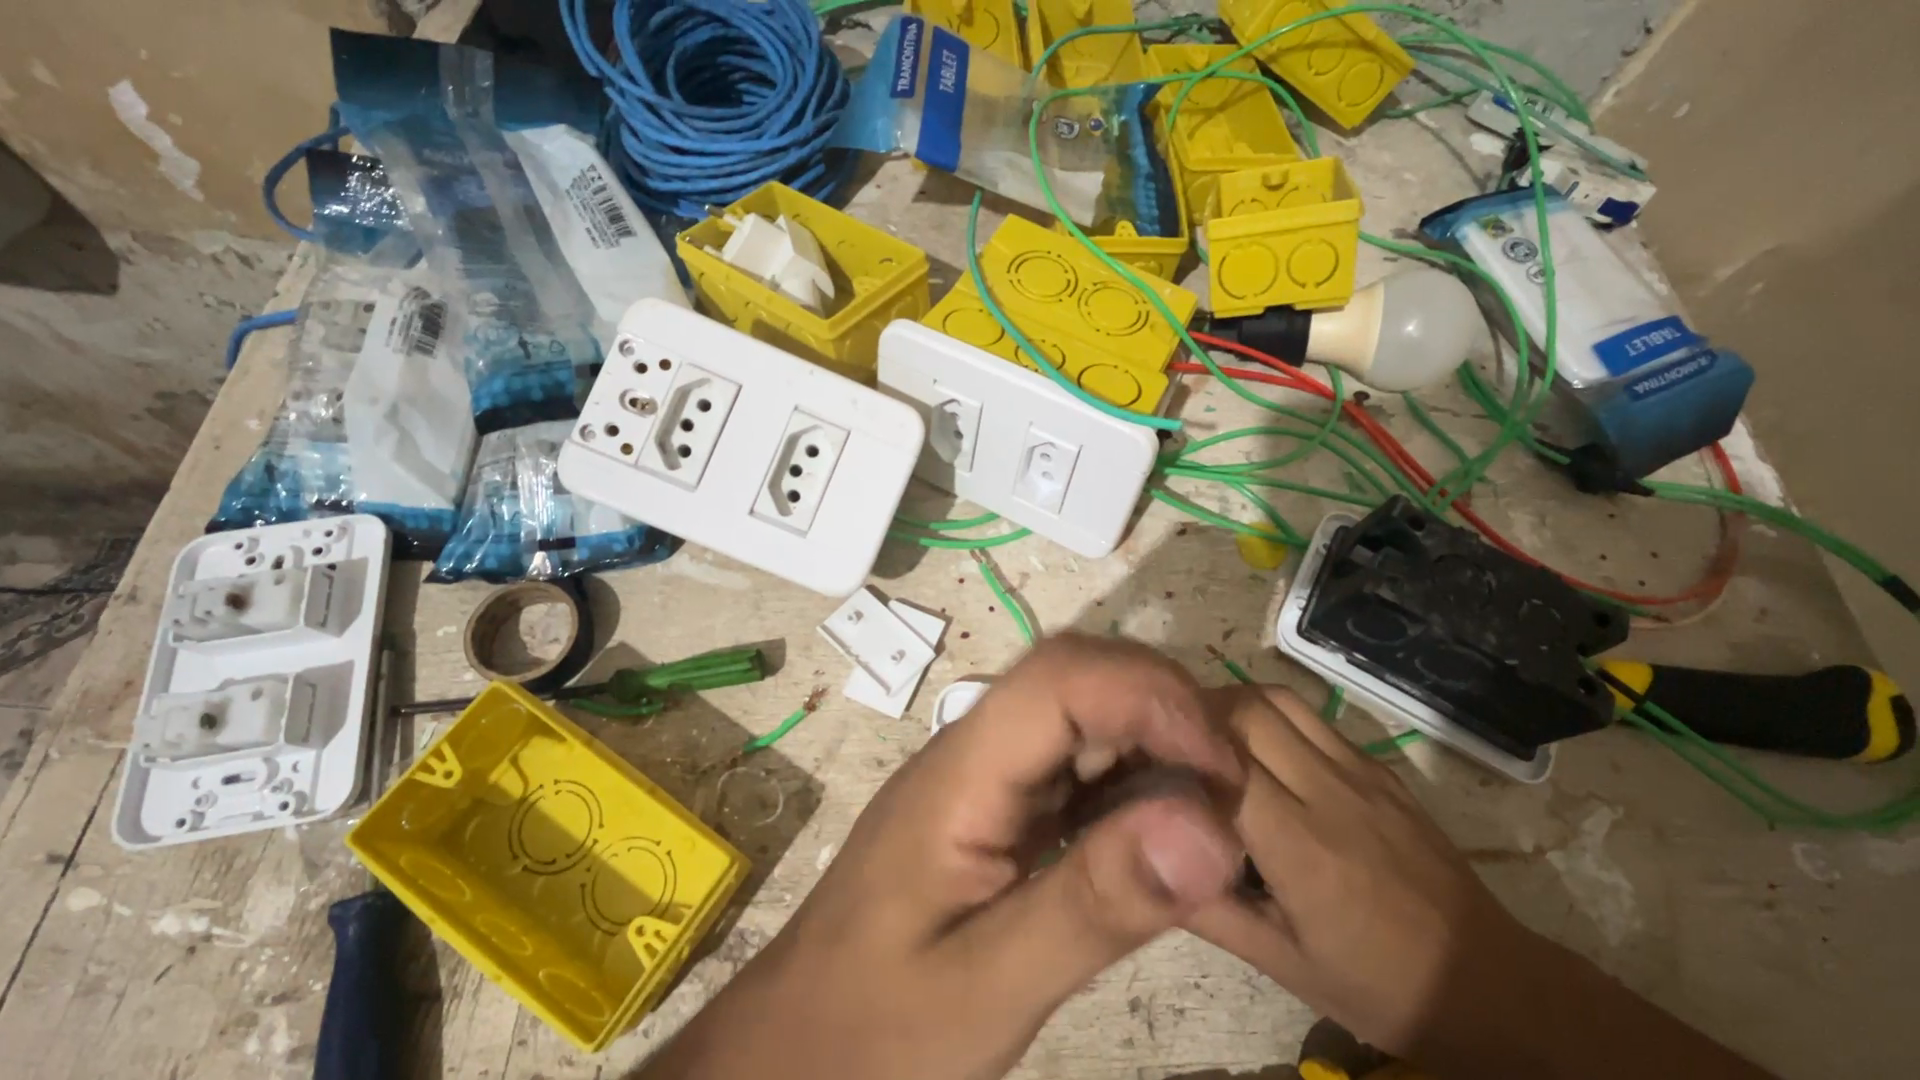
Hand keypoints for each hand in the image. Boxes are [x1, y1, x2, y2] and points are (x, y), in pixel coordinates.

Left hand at [640, 635, 1247, 1079]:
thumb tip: (1210, 824)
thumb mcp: (987, 987)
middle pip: (1073, 682)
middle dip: (1163, 710)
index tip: (1223, 769)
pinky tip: (1166, 837)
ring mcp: (983, 788)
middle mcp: (971, 759)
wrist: (793, 1055)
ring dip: (1153, 747)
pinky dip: (1131, 791)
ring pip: (1080, 724)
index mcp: (959, 776)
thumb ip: (1093, 906)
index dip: (1151, 696)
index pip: (1059, 679)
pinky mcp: (995, 822)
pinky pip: (1073, 779)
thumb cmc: (872, 1031)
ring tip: (1215, 810)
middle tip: (1231, 788)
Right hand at [1187, 687, 1774, 1079]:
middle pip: (1246, 711)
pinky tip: (1254, 752)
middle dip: (1191, 718)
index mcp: (1301, 845)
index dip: (1172, 758)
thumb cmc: (1375, 984)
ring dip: (1230, 705)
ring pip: (1279, 699)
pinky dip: (1269, 716)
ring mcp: (1360, 772)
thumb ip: (1208, 908)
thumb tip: (1140, 861)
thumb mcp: (1280, 964)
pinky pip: (1312, 718)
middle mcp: (1330, 791)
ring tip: (1200, 739)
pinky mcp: (1379, 768)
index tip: (1138, 771)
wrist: (1486, 982)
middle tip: (1159, 747)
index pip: (1220, 765)